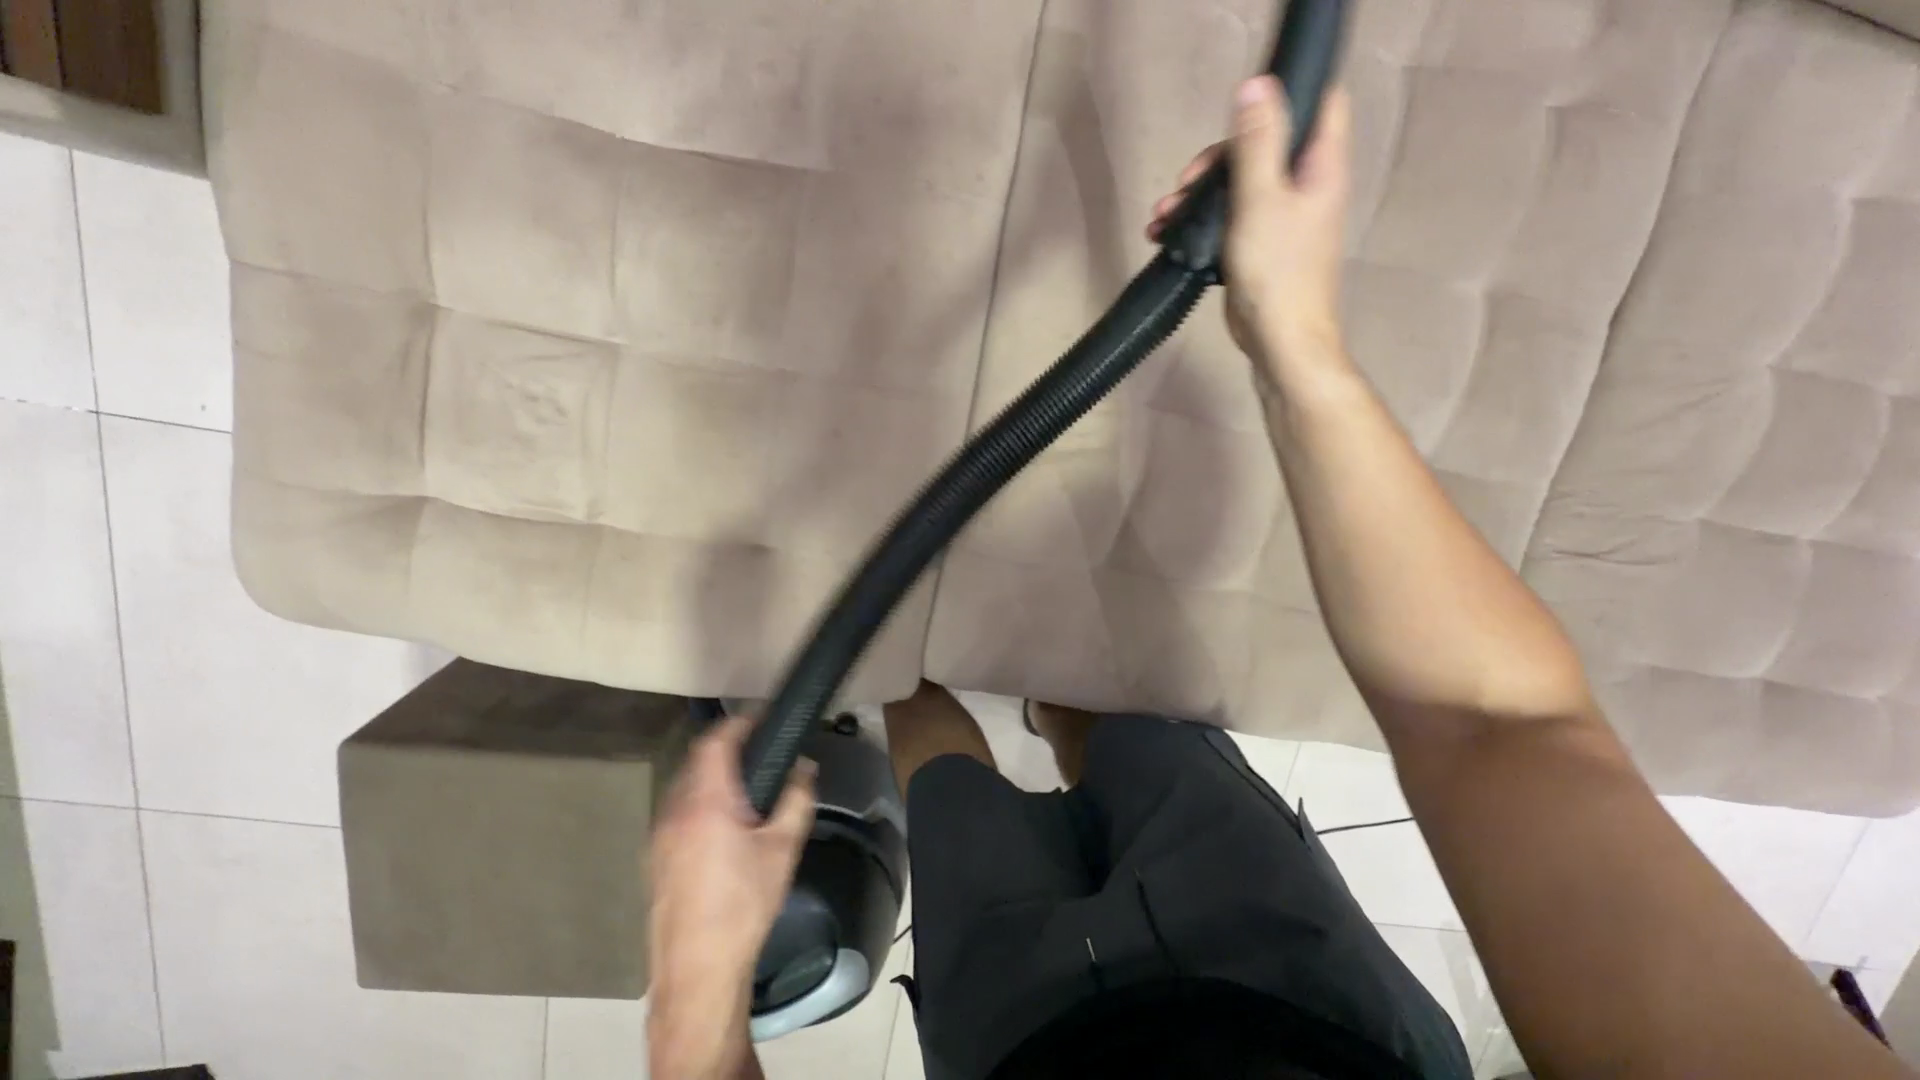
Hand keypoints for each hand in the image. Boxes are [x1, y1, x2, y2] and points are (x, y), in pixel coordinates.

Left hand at [648, 717, 815, 1078]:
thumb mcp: (783, 849)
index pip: (715, 742)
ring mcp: (658, 835)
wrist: (698, 967)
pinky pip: (677, 814)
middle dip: (726, 752)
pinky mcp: (654, 859)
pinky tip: (722, 829)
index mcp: (706, 801)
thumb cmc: (744, 904)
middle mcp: (674, 810)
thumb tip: (804, 769)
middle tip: (759, 754)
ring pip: (684, 789)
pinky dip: (698, 805)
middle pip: (697, 762)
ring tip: (744, 790)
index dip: (737, 723)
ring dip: (710, 779)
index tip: (759, 718)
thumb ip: (796, 800)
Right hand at [1148, 76, 1352, 377]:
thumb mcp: (1262, 199)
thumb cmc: (1277, 270)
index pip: (1321, 104)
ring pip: (1238, 185)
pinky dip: (1200, 221)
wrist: (1280, 340)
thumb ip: (1257, 142)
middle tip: (1186, 182)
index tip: (1240, 111)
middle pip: (1263, 147)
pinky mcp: (1258, 247)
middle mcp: (1305, 187)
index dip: (1287, 95)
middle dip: (1217, 160)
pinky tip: (1168, 233)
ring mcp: (1281, 219)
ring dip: (1199, 194)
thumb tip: (1256, 85)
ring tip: (1164, 215)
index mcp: (1319, 167)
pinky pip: (1227, 220)